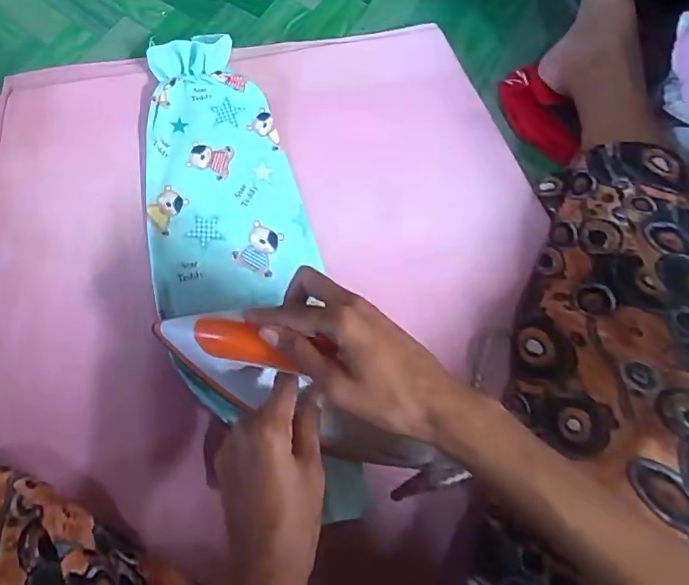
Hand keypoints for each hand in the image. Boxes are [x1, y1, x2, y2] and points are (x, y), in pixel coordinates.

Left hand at [214, 377, 323, 584]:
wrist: (263, 559)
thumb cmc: (298, 517)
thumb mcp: (313, 471)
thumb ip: (309, 427)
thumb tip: (312, 392)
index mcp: (267, 426)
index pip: (281, 386)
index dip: (295, 377)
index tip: (307, 369)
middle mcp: (241, 423)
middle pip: (266, 404)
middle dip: (283, 406)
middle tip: (304, 413)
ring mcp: (226, 438)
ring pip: (253, 420)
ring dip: (268, 424)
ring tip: (288, 441)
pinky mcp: (220, 455)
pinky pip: (241, 436)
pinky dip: (254, 439)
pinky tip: (268, 458)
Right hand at [244, 267, 475, 445]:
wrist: (444, 407)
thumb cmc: (389, 401)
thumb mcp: (338, 387)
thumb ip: (301, 354)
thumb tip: (269, 330)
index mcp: (340, 318)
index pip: (291, 313)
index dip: (265, 316)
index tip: (244, 318)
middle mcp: (351, 303)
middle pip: (307, 281)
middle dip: (288, 299)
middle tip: (284, 330)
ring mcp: (366, 308)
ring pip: (323, 291)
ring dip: (306, 307)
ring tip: (305, 343)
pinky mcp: (375, 317)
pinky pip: (337, 303)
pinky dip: (323, 314)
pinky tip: (328, 345)